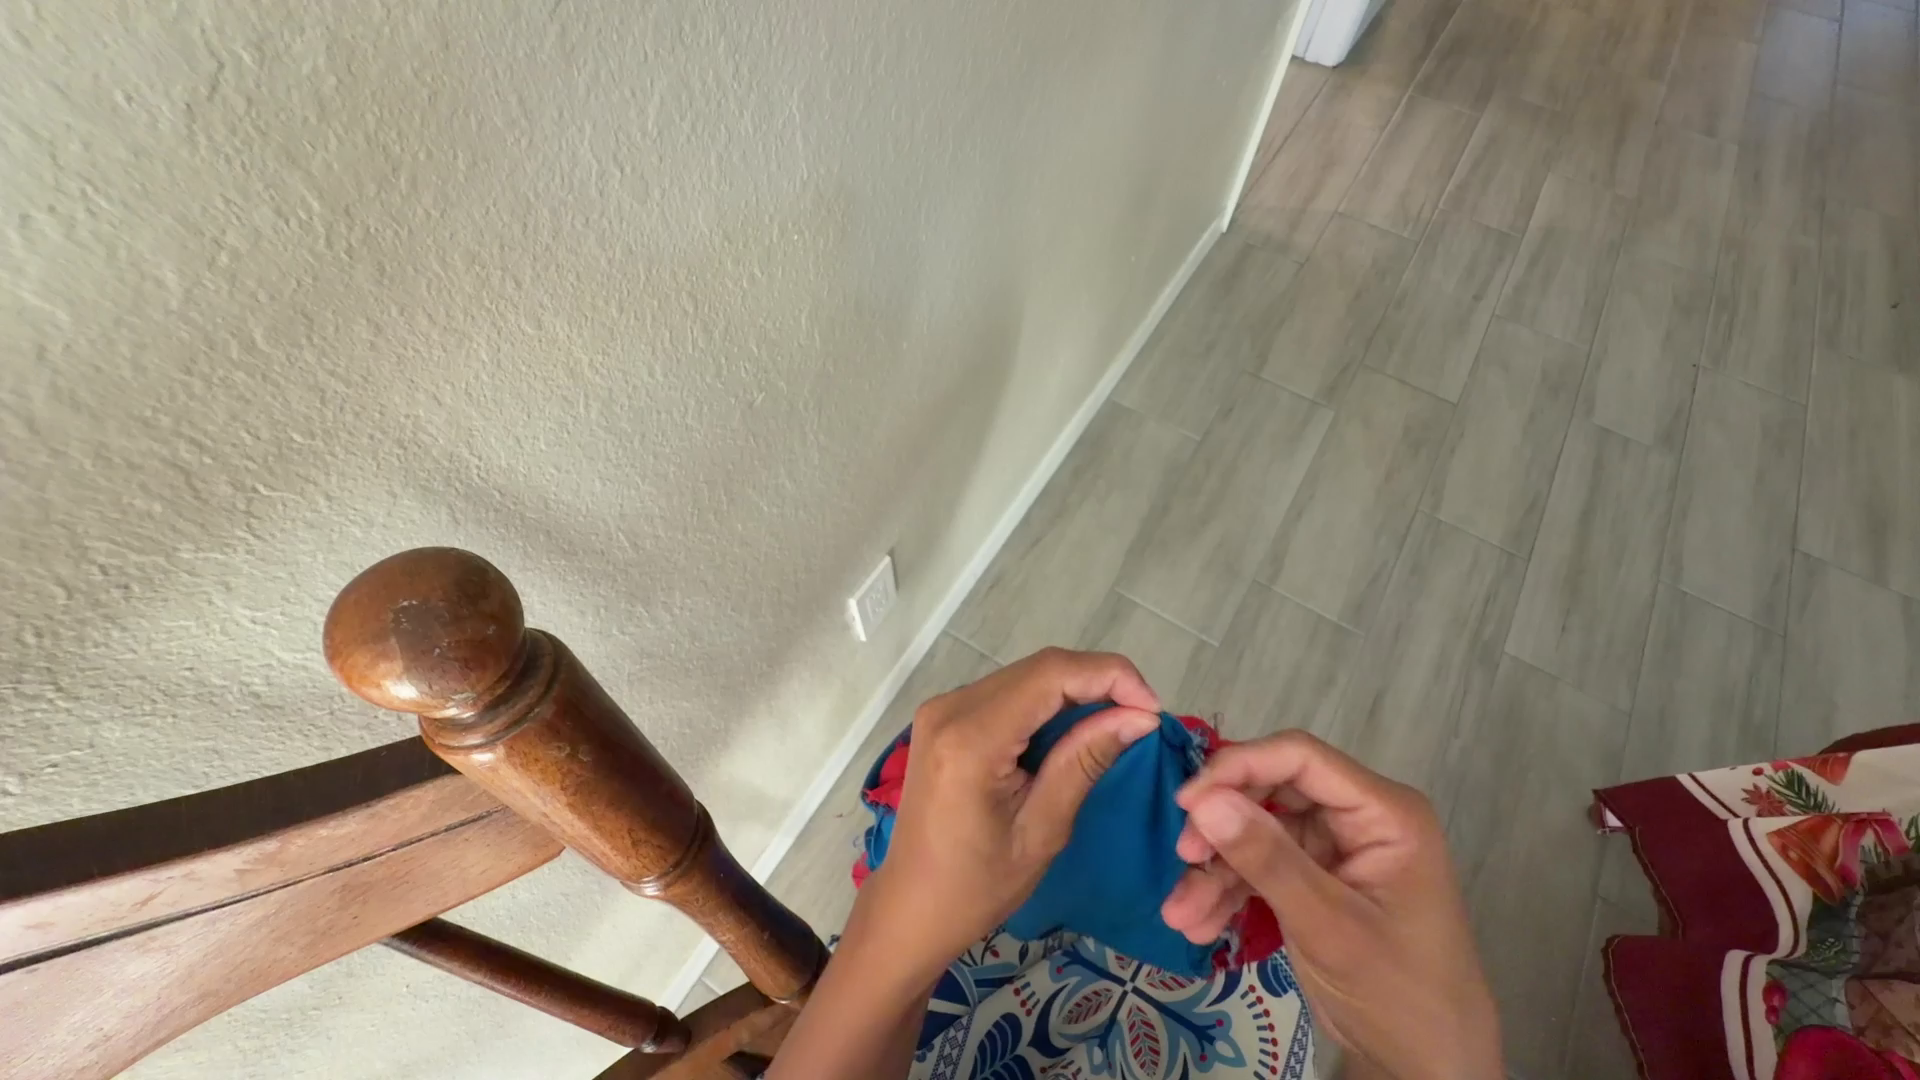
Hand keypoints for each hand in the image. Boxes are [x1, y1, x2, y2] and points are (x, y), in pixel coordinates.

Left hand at [864, 647, 1162, 976]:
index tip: (1153, 709)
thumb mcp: (1043, 830)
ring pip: (1025, 675)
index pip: (1050, 674)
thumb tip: (1140, 716)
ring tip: (1115, 725)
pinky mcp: (944, 715)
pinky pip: (1007, 691)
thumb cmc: (977, 886)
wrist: (912, 905)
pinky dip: (1046, 702)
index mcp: (971, 739)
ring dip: (1074, 691)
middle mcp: (951, 707)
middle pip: (1039, 669)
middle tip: (1141, 719)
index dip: (1110, 676)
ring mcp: (942, 707)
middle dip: (1098, 682)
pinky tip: (1071, 730)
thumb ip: (1085, 761)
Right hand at [1165, 732, 1501, 1079]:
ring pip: (1255, 833)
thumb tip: (1202, 800)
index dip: (1237, 767)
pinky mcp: (1313, 878)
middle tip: (1182, 858)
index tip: (1187, 802)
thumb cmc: (1399, 994)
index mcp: (1381, 811)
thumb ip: (1267, 859)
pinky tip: (1198, 924)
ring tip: (1180, 913)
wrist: (1429, 1073)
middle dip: (1221, 827)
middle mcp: (1355, 817)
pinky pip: (1259, 867)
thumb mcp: (1329, 926)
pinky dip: (1228, 893)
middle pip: (1268, 792)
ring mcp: (1332, 848)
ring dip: (1216, 871)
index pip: (1298, 758)